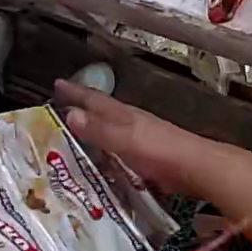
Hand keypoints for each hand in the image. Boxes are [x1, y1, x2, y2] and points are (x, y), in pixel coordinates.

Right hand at [54, 79, 219, 193]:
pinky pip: (116, 145)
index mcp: (123, 114)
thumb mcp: (126, 139)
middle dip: (80, 106)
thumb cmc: (160, 150)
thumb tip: (70, 114)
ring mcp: (139, 136)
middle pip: (101, 110)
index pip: (94, 99)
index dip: (75, 92)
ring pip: (109, 126)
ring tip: (74, 130)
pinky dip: (104, 145)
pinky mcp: (145, 154)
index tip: (56, 84)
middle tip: (59, 106)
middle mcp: (130, 121)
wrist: (195, 166)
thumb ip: (100, 129)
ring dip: (92, 126)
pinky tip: (101, 156)